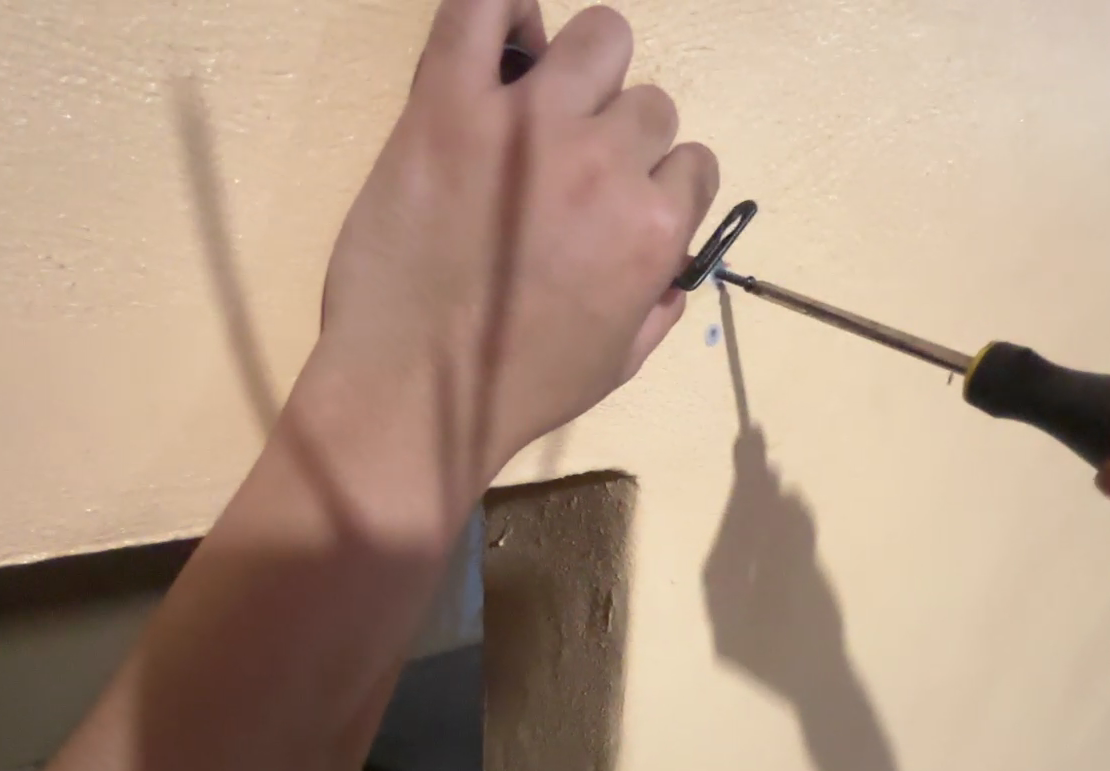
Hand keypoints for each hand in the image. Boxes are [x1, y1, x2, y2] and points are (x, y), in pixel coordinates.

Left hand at [305, 0, 719, 483]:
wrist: (415, 393)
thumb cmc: (522, 391)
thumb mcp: (617, 365)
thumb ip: (659, 309)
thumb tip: (673, 274)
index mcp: (655, 229)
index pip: (695, 162)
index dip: (666, 185)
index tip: (631, 205)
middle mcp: (607, 163)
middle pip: (651, 104)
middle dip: (625, 138)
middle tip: (577, 175)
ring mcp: (528, 125)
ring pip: (601, 37)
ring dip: (587, 70)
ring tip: (547, 112)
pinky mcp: (449, 105)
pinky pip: (482, 5)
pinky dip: (500, 12)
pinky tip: (499, 47)